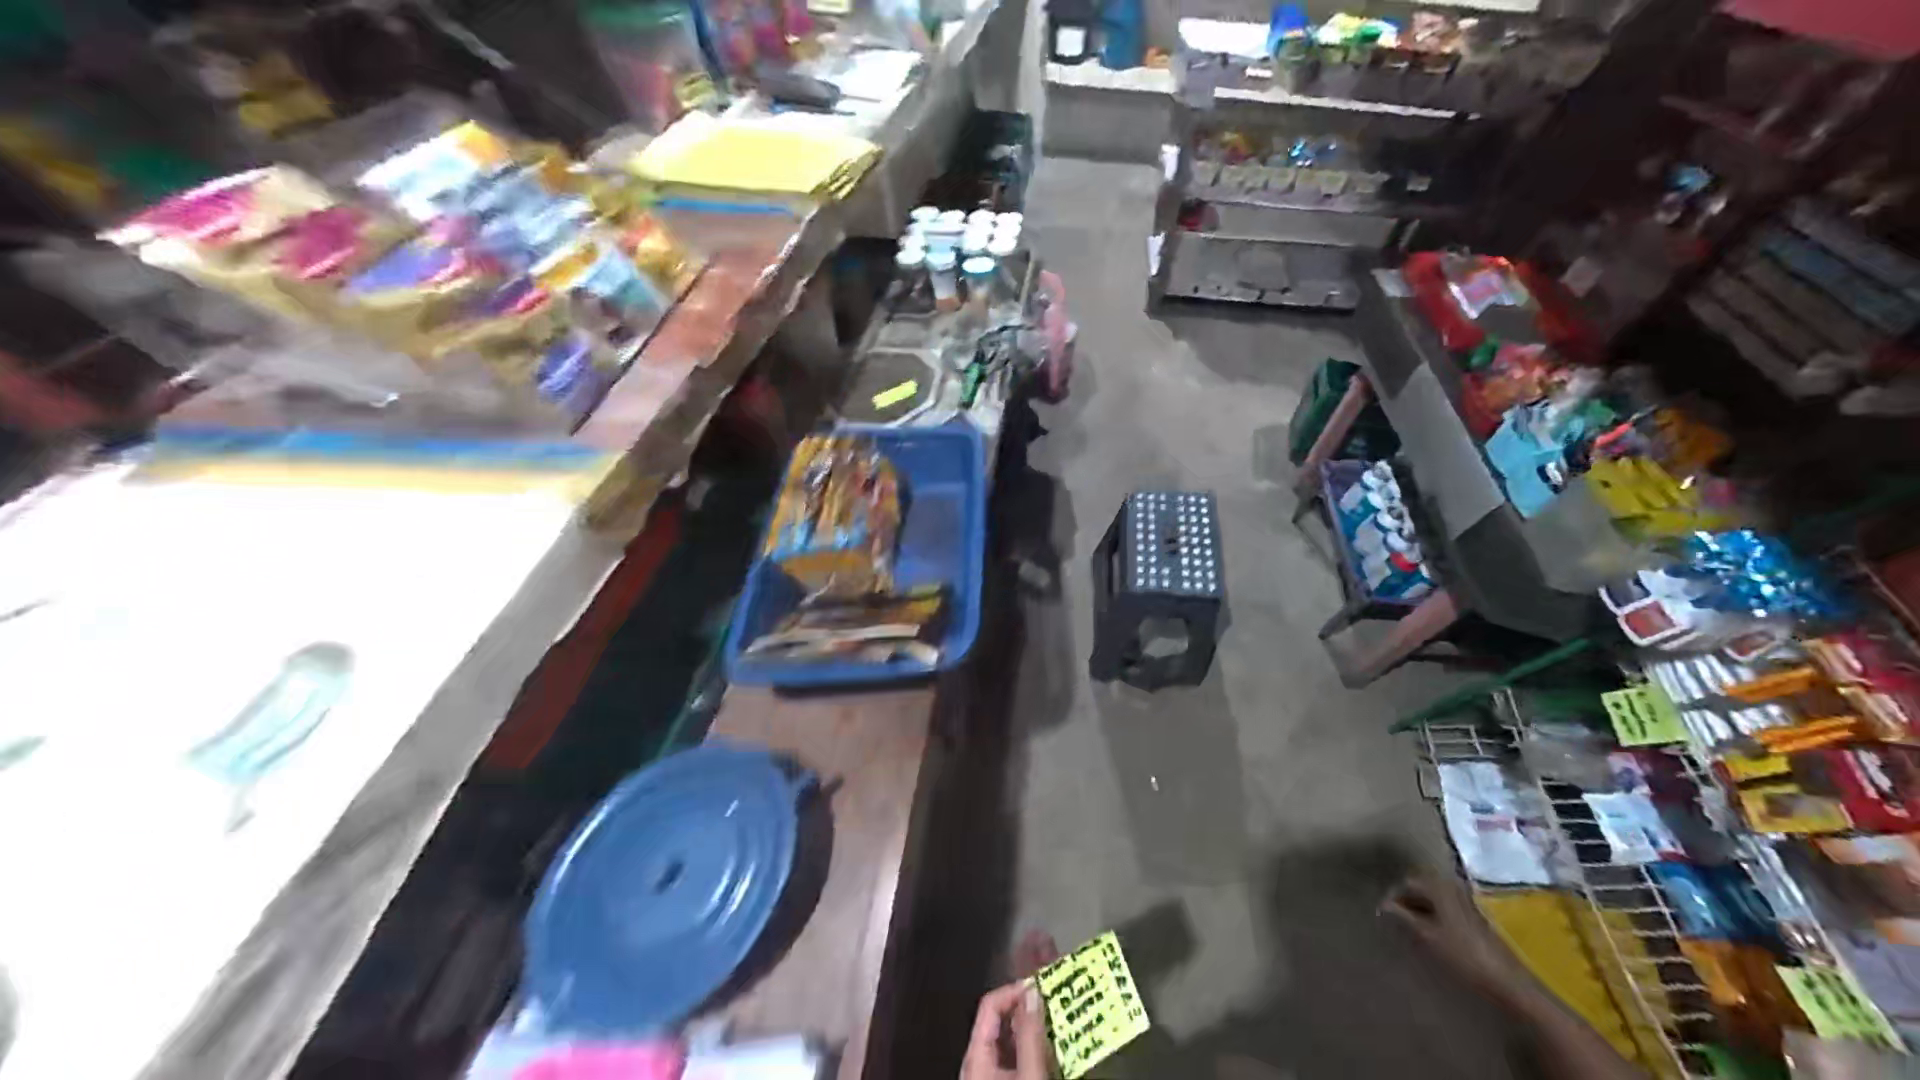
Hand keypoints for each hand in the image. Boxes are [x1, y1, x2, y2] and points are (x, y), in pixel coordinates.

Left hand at [960, 980, 1050, 1079]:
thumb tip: (1033, 994)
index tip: (1039, 987)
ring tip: (1054, 1028)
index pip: (990, 1004)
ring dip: (1029, 1032)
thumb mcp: (1028, 1075)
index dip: (1013, 991)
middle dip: (1025, 1010)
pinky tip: (1048, 1056)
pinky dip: (1028, 1052)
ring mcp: (984, 1076)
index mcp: (975, 1054)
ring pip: (1007, 1042)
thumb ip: (1030, 1036)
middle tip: (1051, 1005)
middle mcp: (976, 1062)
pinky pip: (1011, 1061)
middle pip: (998, 1022)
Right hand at [1379, 873, 1532, 1001]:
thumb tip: (1382, 904)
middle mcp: (1454, 888)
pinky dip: (1434, 914)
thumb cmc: (1463, 955)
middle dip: (1406, 899)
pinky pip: (1447, 907)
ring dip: (1420, 907)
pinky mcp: (1476, 918)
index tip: (1382, 911)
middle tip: (1393, 917)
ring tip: (1409, 925)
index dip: (1393, 896)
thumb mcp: (1426, 935)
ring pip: (1435, 898)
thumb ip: (1402, 916)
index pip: (1407, 882)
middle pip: (1422, 887)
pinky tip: (1430, 931)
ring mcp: (1467, 902)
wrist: (1508, 982)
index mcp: (1440, 887)